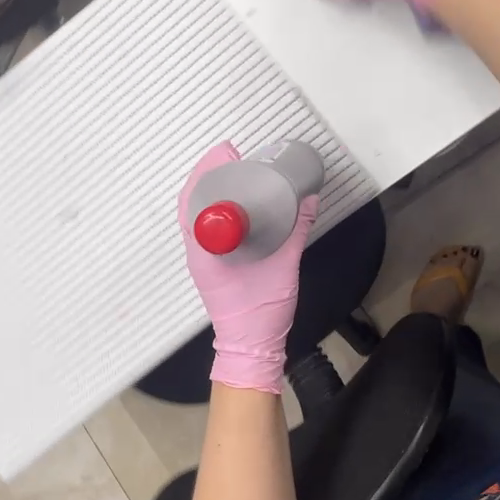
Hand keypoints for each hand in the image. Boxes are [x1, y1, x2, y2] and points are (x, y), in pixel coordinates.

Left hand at [178, 142, 318, 393]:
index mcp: (206, 250)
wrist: (252, 346)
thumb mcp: (282, 267)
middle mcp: (197, 250)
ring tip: (235, 171)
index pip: (194, 200)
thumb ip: (295, 231)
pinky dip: (217, 209)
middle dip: (209, 174)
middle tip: (234, 155)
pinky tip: (237, 201)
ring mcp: (202, 258)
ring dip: (211, 190)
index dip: (208, 171)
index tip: (228, 152)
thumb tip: (307, 197)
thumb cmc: (261, 310)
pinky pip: (207, 228)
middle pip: (191, 202)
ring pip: (196, 214)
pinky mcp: (212, 263)